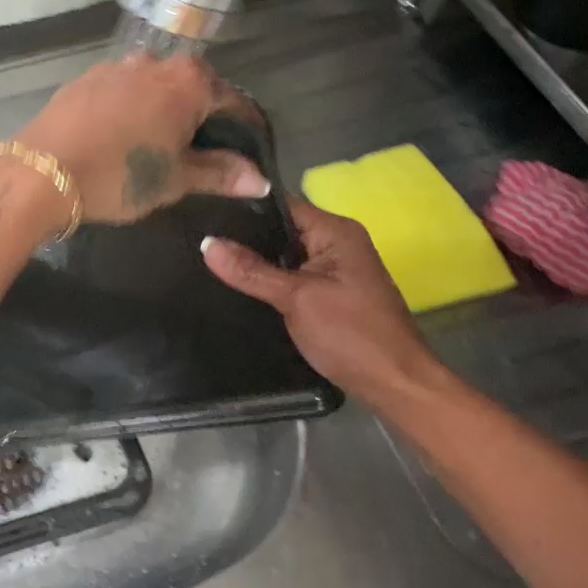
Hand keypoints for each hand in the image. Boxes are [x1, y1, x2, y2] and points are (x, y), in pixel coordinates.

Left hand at [15, 52, 270, 224]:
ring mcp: (114, 67)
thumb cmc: (118, 176)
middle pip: (191, 90)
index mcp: (188, 80)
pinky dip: (126, 113)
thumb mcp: (174, 180)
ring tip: (152, 151)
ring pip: (151, 89)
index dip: (242, 131)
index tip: (243, 156)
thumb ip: (219, 173)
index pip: (232, 101)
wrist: (40, 173)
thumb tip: (260, 179)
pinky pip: (118, 94)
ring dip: (159, 114)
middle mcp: (154, 61)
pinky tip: (117, 141)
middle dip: (198, 120)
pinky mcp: (81, 81)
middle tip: (194, 158)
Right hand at [201, 198, 447, 407]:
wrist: (393, 383)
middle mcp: (335, 243)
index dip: (243, 206)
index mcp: (335, 231)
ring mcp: (332, 270)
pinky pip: (288, 276)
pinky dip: (265, 281)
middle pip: (279, 229)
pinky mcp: (325, 294)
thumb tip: (205, 243)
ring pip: (281, 255)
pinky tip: (233, 286)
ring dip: (251, 260)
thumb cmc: (351, 334)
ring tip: (203, 259)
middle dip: (241, 236)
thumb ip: (251, 271)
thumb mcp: (296, 299)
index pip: (281, 205)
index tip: (201, 211)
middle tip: (193, 237)